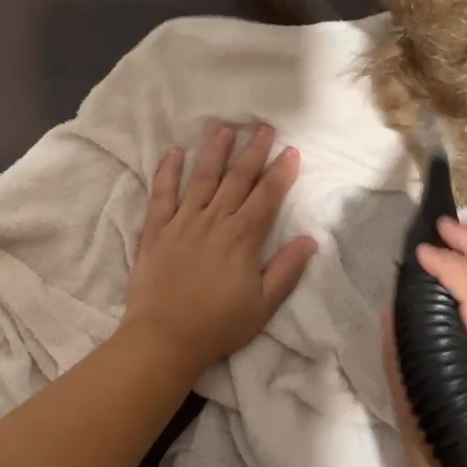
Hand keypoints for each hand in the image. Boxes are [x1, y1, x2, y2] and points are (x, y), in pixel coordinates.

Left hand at [123, 123, 317, 372]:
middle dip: (253, 151)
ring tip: (224, 128)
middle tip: (264, 127)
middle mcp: (214, 221)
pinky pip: (162, 195)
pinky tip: (174, 152)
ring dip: (215, 151)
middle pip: (237, 178)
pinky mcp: (156, 231)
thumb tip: (310, 240)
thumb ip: (287, 270)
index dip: (281, 172)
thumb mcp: (263, 305)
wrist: (163, 339)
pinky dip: (167, 172)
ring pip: (202, 178)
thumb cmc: (218, 325)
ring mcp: (183, 222)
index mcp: (243, 237)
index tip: (291, 151)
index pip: (267, 196)